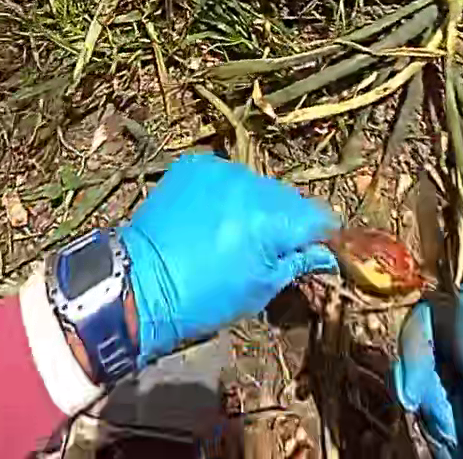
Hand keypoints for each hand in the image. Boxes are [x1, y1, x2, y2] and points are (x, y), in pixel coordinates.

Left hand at [121, 153, 337, 364]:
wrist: (138, 285)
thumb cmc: (204, 298)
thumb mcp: (259, 290)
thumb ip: (296, 263)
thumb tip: (324, 254)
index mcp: (271, 217)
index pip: (318, 214)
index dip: (320, 233)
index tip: (314, 247)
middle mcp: (251, 183)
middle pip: (286, 197)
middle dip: (284, 218)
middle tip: (266, 245)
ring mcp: (222, 169)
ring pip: (256, 184)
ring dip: (254, 203)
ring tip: (232, 230)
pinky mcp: (197, 164)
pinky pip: (226, 175)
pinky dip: (225, 193)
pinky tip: (209, 216)